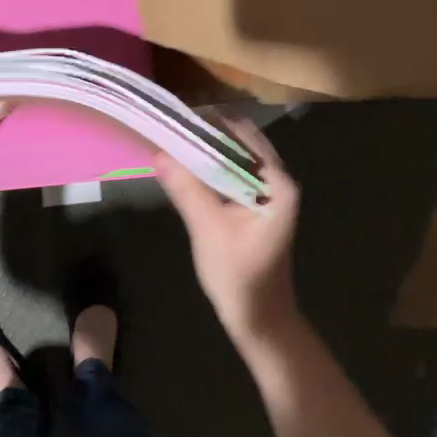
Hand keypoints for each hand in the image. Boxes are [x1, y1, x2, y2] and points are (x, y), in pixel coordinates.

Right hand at [156, 119, 301, 341]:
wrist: (260, 320)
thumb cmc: (240, 277)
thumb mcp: (208, 230)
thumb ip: (186, 188)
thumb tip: (158, 153)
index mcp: (278, 184)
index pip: (243, 135)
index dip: (209, 123)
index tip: (176, 116)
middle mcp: (278, 181)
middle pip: (239, 141)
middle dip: (205, 133)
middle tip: (168, 126)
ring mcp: (267, 192)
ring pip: (234, 157)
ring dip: (205, 149)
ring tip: (170, 140)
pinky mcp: (255, 204)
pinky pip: (231, 173)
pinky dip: (210, 166)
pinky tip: (184, 166)